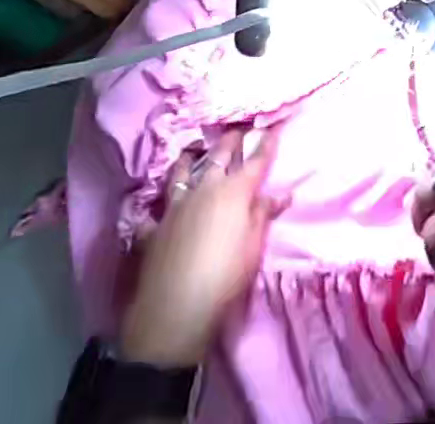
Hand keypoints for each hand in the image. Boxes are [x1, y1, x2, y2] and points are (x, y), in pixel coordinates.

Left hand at [119, 126, 284, 366]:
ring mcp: (176, 206)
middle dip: (231, 140)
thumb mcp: (255, 244)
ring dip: (191, 159)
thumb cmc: (226, 275)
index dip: (266, 142)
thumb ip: (264, 214)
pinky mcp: (154, 228)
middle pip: (220, 156)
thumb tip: (281, 193)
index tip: (274, 126)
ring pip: (183, 172)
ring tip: (195, 150)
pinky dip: (156, 204)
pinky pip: (153, 210)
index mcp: (235, 191)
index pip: (256, 160)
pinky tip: (154, 205)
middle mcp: (205, 189)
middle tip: (238, 129)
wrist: (175, 309)